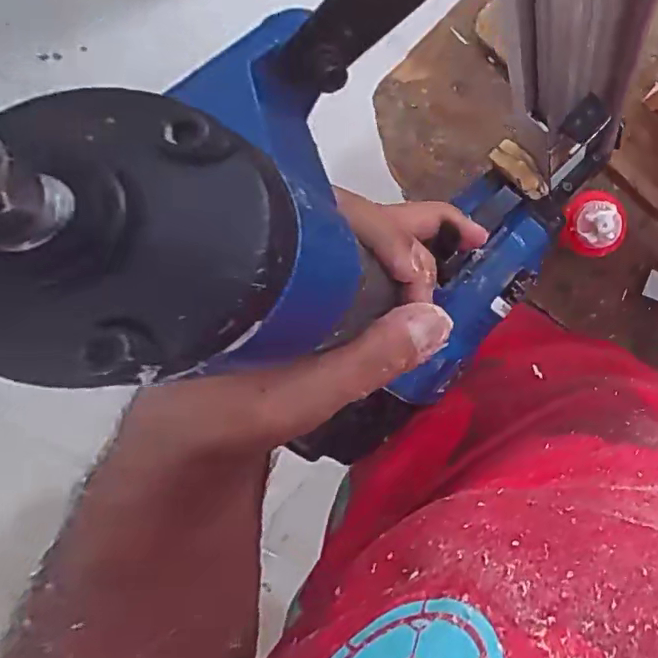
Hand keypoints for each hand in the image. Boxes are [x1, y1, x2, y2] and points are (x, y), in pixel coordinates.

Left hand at [117, 190, 484, 456]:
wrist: (183, 443)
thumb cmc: (228, 418)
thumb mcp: (300, 396)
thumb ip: (368, 360)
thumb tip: (438, 318)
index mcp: (271, 263)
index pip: (349, 217)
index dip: (400, 242)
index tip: (425, 293)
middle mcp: (286, 254)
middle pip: (370, 214)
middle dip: (426, 231)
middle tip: (474, 244)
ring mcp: (301, 270)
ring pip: (373, 233)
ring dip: (422, 244)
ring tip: (463, 257)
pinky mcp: (314, 290)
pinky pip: (370, 260)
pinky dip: (410, 263)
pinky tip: (430, 284)